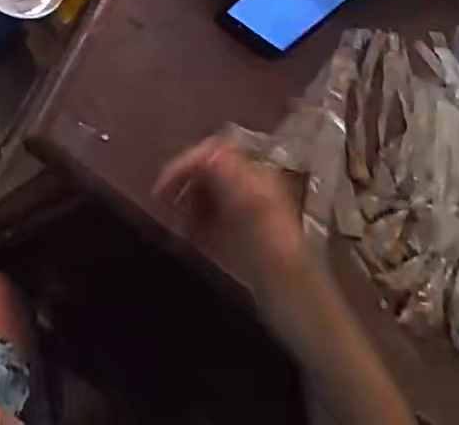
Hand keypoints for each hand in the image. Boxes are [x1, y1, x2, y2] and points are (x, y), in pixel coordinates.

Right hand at [153, 137, 306, 289]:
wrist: (299, 307)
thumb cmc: (278, 258)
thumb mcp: (256, 213)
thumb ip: (233, 179)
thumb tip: (210, 152)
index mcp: (256, 178)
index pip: (216, 151)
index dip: (189, 161)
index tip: (166, 182)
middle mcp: (249, 189)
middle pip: (208, 169)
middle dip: (182, 180)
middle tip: (159, 198)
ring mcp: (244, 213)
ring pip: (205, 192)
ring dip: (184, 199)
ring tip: (167, 215)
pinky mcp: (238, 236)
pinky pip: (208, 217)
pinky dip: (191, 220)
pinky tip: (182, 232)